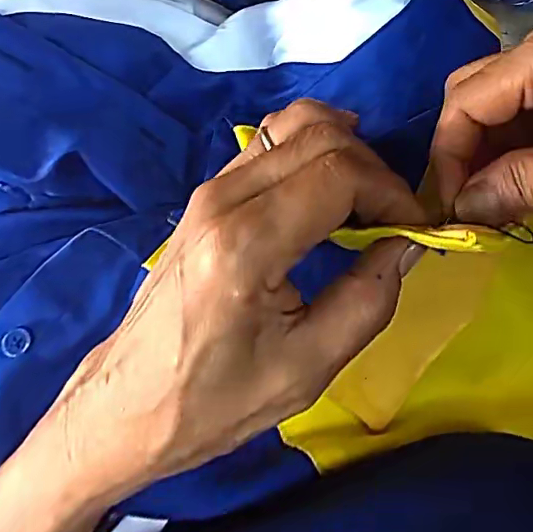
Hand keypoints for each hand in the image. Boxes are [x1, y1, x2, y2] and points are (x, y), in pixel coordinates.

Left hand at [24, 102, 426, 514]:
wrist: (119, 410)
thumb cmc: (212, 400)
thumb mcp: (306, 369)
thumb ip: (371, 298)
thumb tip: (410, 240)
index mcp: (245, 244)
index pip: (342, 174)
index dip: (392, 193)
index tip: (413, 229)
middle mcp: (225, 198)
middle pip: (327, 138)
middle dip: (378, 171)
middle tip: (393, 218)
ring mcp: (213, 186)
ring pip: (302, 122)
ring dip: (351, 150)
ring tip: (367, 196)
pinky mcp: (212, 187)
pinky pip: (278, 133)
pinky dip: (320, 140)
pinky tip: (336, 172)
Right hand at [431, 22, 532, 227]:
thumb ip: (519, 183)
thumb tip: (457, 206)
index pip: (468, 99)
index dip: (449, 155)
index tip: (447, 212)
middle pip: (473, 97)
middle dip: (462, 153)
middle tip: (463, 212)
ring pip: (494, 112)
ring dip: (484, 159)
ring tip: (486, 211)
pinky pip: (522, 123)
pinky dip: (509, 158)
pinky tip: (512, 194)